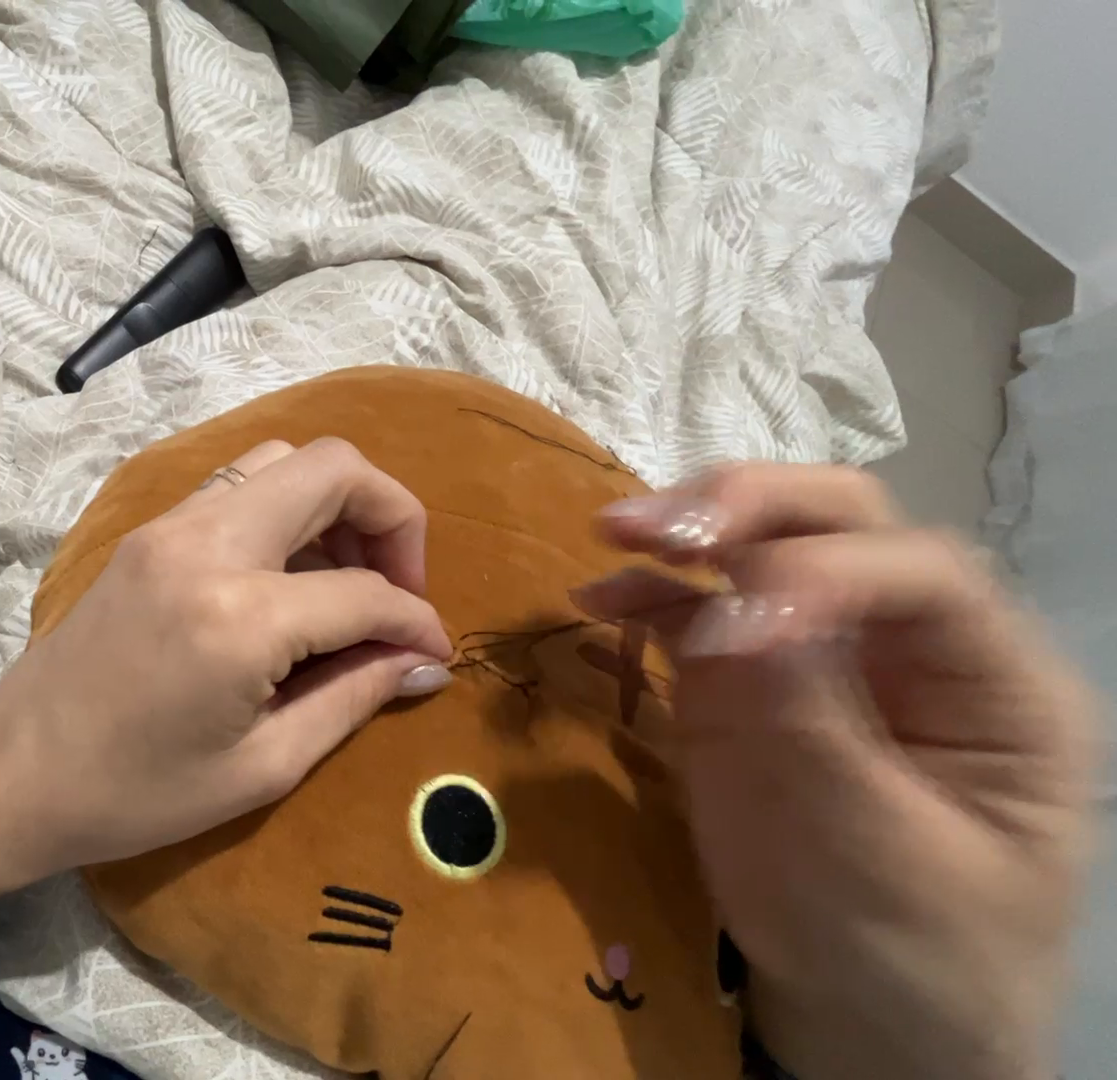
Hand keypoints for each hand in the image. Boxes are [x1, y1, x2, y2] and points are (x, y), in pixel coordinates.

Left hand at [0, 438, 454, 908]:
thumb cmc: (136, 793)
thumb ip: (353, 697)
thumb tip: (423, 661)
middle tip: (397, 588)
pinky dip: (284, 512)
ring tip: (345, 580)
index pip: (364, 590)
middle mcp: (205, 545)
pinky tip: (289, 576)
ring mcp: (169, 527)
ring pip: (281, 461)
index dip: (416, 619)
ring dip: (334, 504)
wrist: (17, 769)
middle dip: (391, 516)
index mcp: (239, 616)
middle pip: (332, 468)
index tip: (433, 652)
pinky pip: (237, 488)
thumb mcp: (262, 766)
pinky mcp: (148, 532)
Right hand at [574, 464, 1095, 1079]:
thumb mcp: (872, 850)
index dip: (819, 577)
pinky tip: (592, 602)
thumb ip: (810, 725)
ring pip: (753, 548)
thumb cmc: (900, 945)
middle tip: (648, 527)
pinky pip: (686, 611)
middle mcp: (899, 642)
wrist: (851, 1006)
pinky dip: (638, 595)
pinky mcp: (734, 676)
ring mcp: (808, 652)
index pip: (918, 575)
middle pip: (837, 523)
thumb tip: (731, 616)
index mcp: (990, 683)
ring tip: (610, 537)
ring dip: (681, 533)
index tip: (726, 632)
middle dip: (742, 508)